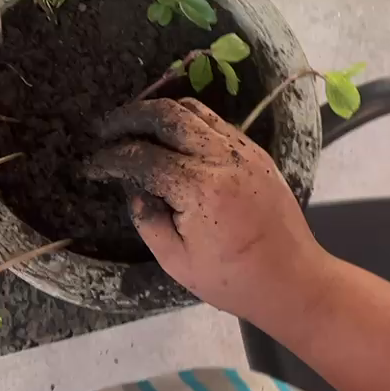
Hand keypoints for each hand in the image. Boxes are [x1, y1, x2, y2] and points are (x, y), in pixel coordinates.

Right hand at [86, 98, 329, 331]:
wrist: (295, 281)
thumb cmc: (234, 280)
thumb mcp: (177, 262)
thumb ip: (147, 220)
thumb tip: (134, 188)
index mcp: (200, 189)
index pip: (143, 157)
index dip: (111, 158)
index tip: (93, 166)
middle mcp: (222, 158)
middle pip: (166, 114)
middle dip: (129, 117)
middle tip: (106, 129)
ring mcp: (242, 150)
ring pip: (191, 109)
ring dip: (157, 112)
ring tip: (135, 127)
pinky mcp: (254, 151)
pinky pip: (213, 121)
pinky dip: (184, 121)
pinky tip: (170, 138)